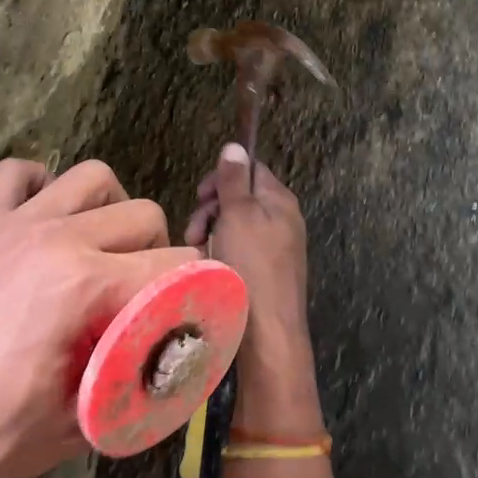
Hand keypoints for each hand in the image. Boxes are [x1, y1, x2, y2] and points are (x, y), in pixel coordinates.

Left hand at [0, 158, 199, 477]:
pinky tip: (43, 217)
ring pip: (91, 177)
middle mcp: (56, 236)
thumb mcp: (63, 432)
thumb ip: (122, 393)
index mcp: (82, 284)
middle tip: (144, 297)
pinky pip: (18, 175)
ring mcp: (14, 222)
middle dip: (160, 253)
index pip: (172, 267)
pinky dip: (40, 185)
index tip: (195, 316)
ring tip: (104, 247)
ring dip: (112, 208)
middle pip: (143, 214)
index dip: (196, 291)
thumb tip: (159, 373)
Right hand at [184, 145, 314, 402]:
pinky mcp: (267, 274)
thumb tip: (236, 144)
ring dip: (212, 232)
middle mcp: (284, 220)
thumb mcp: (238, 214)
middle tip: (193, 229)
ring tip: (197, 251)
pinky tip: (210, 267)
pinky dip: (221, 253)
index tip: (200, 196)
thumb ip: (234, 179)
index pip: (251, 169)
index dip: (223, 177)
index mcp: (281, 201)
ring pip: (236, 226)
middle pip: (241, 198)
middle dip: (211, 208)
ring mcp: (277, 249)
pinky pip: (240, 251)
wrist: (269, 334)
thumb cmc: (252, 266)